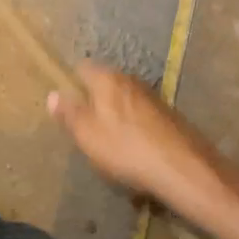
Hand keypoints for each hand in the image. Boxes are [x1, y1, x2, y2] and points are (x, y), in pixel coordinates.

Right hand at [48, 61, 237, 221]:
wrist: (185, 170)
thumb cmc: (127, 149)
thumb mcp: (87, 135)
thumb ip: (69, 114)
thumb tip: (52, 94)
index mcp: (107, 78)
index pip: (83, 68)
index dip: (73, 84)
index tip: (68, 105)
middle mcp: (130, 80)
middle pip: (106, 85)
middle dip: (96, 103)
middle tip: (88, 130)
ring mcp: (154, 98)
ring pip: (126, 103)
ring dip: (118, 119)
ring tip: (113, 148)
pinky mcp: (171, 117)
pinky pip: (144, 119)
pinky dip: (137, 132)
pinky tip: (138, 155)